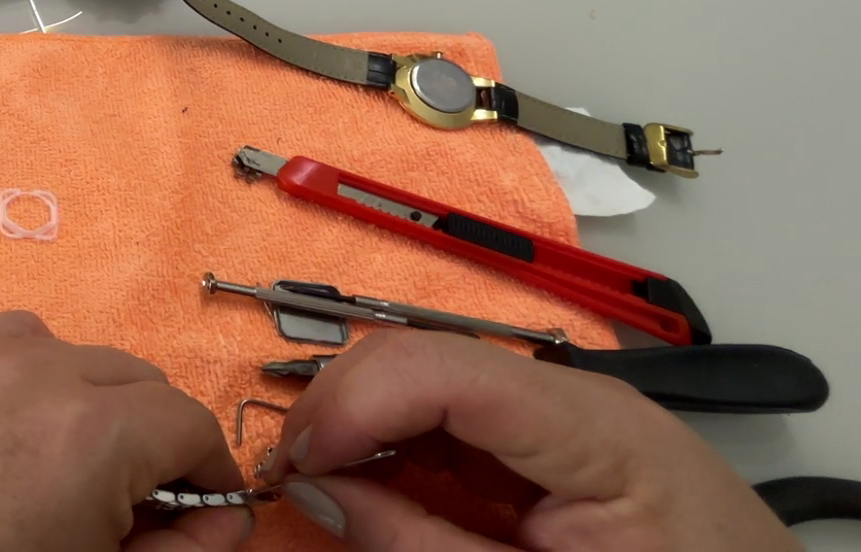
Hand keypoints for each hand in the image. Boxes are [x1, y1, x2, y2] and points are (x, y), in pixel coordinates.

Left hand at [0, 311, 253, 551]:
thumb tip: (228, 519)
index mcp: (90, 434)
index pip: (189, 420)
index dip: (210, 466)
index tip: (205, 502)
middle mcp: (43, 372)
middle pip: (142, 378)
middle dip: (156, 433)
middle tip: (138, 494)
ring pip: (85, 353)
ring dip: (100, 398)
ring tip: (74, 459)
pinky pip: (23, 334)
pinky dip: (43, 366)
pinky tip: (27, 415)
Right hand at [264, 331, 799, 550]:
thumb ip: (414, 542)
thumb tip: (307, 488)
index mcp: (596, 432)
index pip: (440, 369)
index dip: (351, 401)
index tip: (296, 460)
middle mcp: (574, 395)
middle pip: (419, 357)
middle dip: (341, 406)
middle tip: (293, 468)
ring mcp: (560, 408)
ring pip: (419, 375)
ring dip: (358, 420)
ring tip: (324, 474)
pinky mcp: (546, 433)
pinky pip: (445, 412)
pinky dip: (395, 439)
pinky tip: (373, 474)